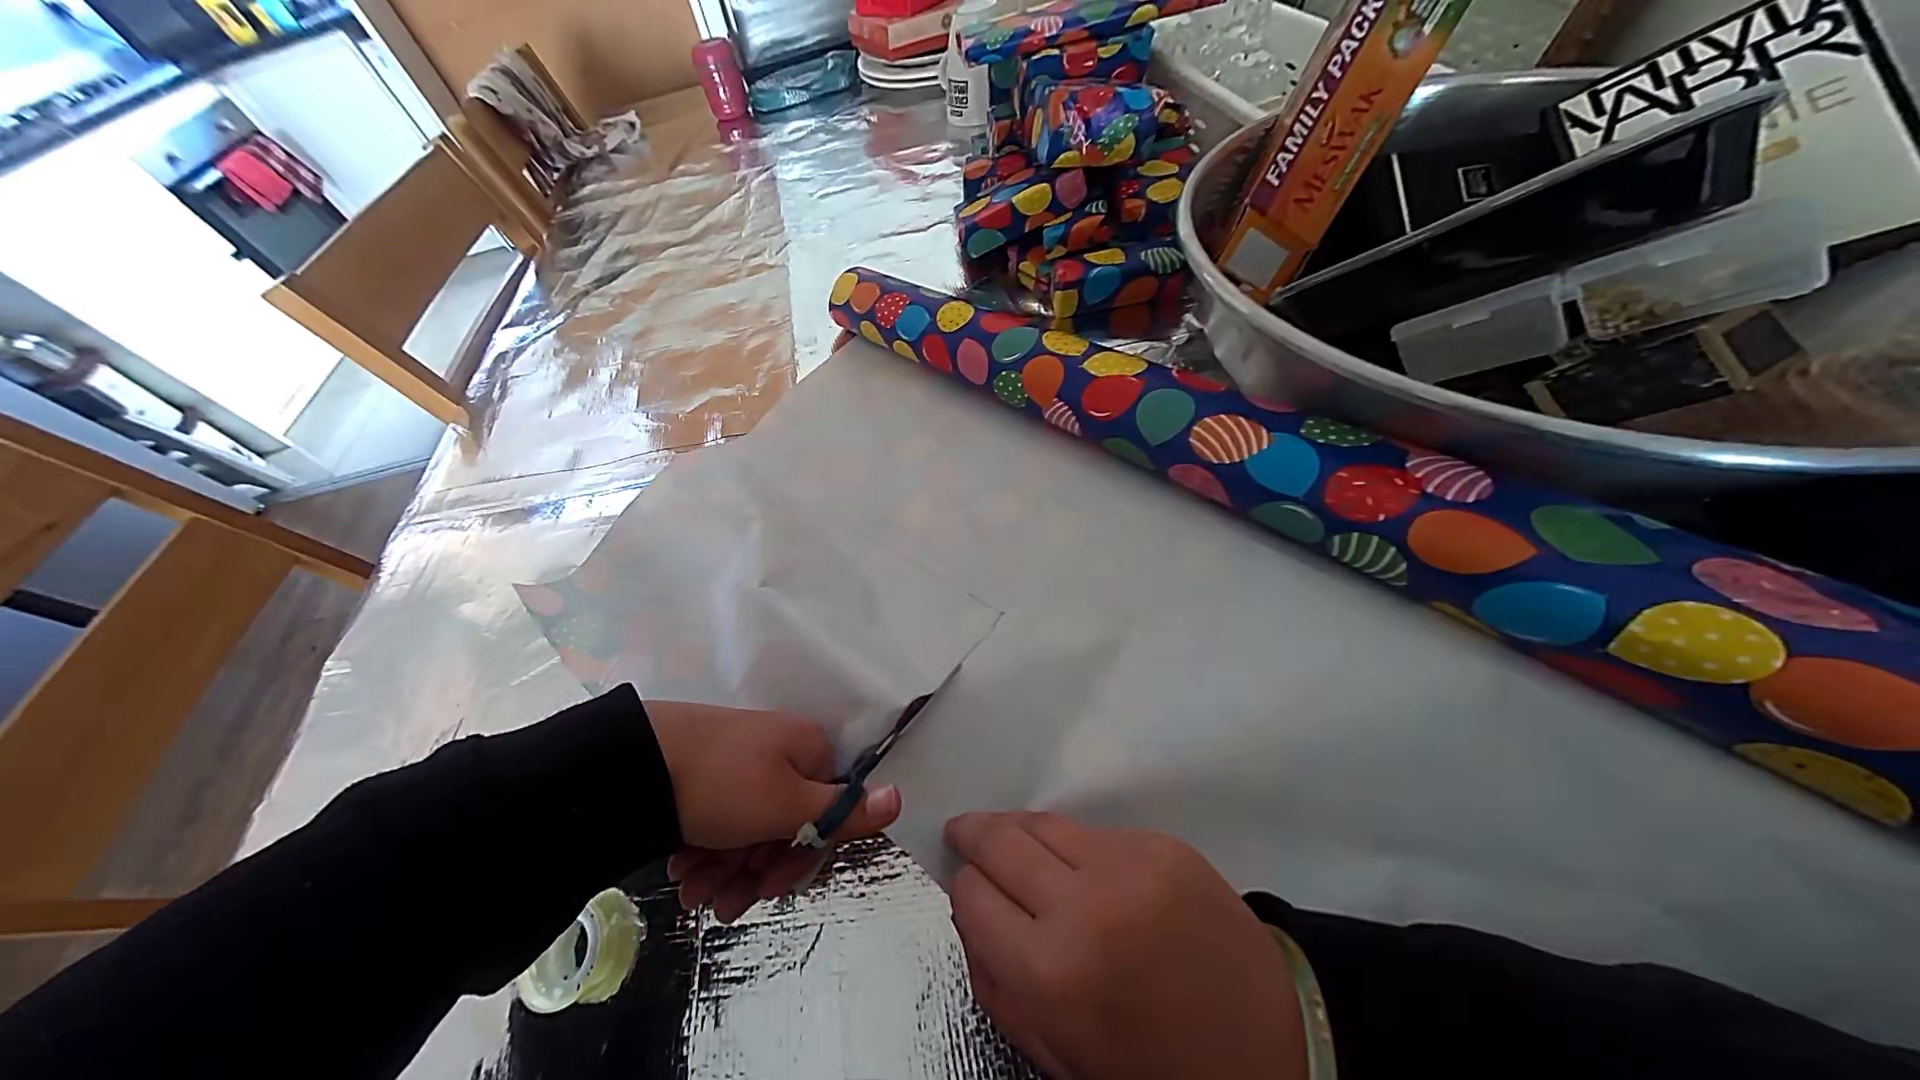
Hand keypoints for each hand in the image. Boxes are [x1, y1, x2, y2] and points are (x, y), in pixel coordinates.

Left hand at [650, 701, 900, 922]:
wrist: (633, 761)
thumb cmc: (721, 785)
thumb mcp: (787, 806)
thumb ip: (844, 812)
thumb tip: (901, 799)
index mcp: (808, 751)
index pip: (827, 812)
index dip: (802, 856)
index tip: (772, 889)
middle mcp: (780, 752)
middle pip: (787, 824)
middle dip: (756, 871)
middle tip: (723, 905)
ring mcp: (742, 763)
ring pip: (750, 828)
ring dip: (727, 870)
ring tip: (694, 896)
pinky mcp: (707, 774)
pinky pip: (721, 819)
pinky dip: (707, 851)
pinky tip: (684, 873)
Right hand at [945, 813, 1307, 1079]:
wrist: (1269, 1042)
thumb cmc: (1153, 1064)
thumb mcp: (1057, 1052)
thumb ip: (996, 984)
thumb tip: (966, 917)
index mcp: (1050, 971)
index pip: (970, 896)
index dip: (962, 893)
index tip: (968, 895)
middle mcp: (1083, 904)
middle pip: (999, 841)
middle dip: (972, 836)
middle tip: (962, 834)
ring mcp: (1128, 864)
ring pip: (1041, 822)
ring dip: (1014, 828)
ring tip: (1004, 835)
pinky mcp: (1162, 843)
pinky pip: (1092, 831)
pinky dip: (1071, 843)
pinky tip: (1076, 863)